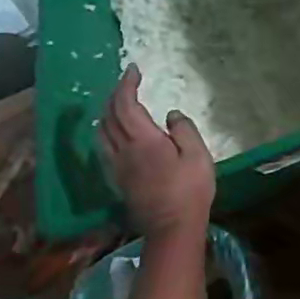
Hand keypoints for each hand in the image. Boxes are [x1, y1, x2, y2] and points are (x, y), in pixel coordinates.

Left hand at [98, 65, 214, 241]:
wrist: (172, 228)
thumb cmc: (190, 190)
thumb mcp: (198, 155)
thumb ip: (184, 129)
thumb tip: (170, 115)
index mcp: (143, 140)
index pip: (125, 105)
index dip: (126, 84)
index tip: (133, 70)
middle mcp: (123, 150)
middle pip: (109, 116)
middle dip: (115, 95)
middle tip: (128, 83)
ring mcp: (117, 166)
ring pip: (101, 132)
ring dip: (108, 112)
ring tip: (121, 104)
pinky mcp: (117, 179)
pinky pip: (104, 147)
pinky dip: (107, 130)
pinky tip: (118, 132)